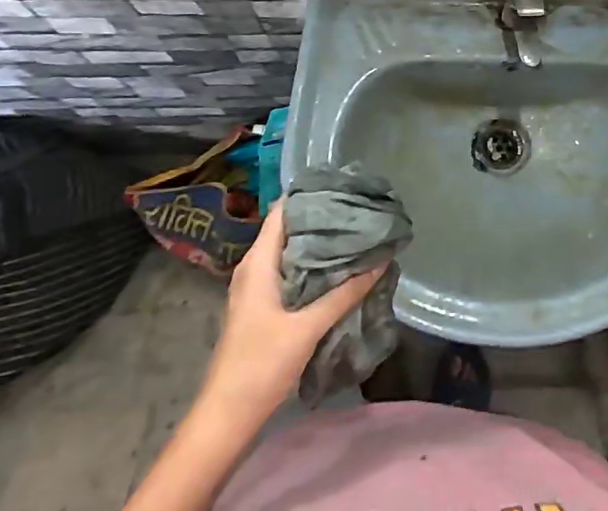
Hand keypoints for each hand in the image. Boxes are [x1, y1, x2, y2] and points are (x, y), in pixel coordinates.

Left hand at [201, 200, 385, 412]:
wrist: (227, 417)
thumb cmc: (261, 365)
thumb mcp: (308, 328)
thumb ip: (344, 294)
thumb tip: (380, 261)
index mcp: (258, 263)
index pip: (283, 212)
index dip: (311, 196)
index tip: (345, 189)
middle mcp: (255, 268)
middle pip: (290, 230)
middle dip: (323, 219)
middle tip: (360, 212)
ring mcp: (258, 289)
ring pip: (293, 253)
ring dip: (321, 245)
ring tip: (357, 236)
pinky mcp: (264, 307)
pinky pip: (292, 273)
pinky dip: (315, 267)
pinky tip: (341, 272)